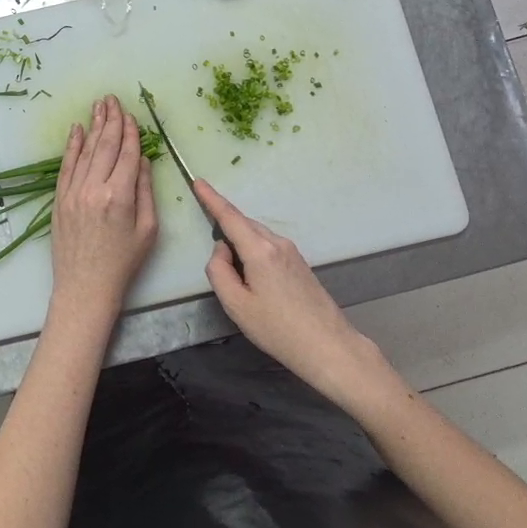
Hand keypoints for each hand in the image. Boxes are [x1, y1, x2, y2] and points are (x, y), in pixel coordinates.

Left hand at [49, 95, 157, 321]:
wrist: (85, 286)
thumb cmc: (123, 263)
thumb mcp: (147, 230)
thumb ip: (146, 192)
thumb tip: (144, 162)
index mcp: (121, 196)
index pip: (128, 155)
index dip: (131, 132)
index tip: (132, 115)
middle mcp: (95, 189)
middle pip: (106, 146)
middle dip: (111, 120)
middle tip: (113, 99)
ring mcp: (74, 193)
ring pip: (86, 152)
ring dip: (93, 126)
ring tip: (99, 105)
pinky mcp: (60, 200)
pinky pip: (66, 166)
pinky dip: (72, 146)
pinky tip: (77, 129)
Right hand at [196, 179, 388, 397]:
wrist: (327, 346)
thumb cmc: (277, 328)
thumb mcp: (236, 304)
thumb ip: (219, 271)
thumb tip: (222, 250)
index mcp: (260, 250)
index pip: (230, 216)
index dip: (211, 199)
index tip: (198, 181)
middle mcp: (278, 243)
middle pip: (244, 225)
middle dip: (225, 230)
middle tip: (216, 261)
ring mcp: (292, 252)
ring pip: (257, 237)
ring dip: (240, 246)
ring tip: (237, 281)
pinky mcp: (299, 264)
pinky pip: (268, 247)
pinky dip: (253, 253)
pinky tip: (253, 281)